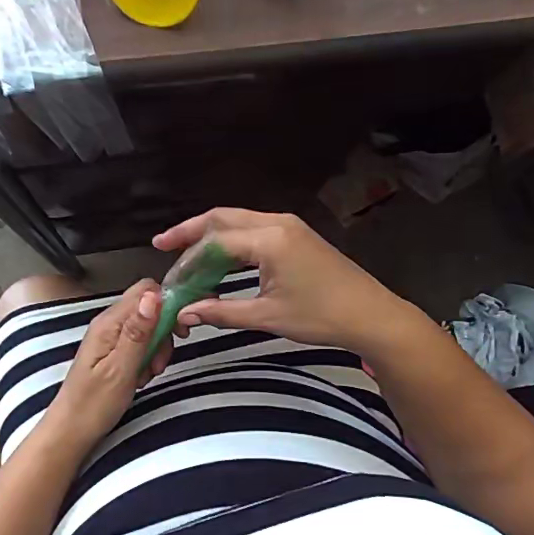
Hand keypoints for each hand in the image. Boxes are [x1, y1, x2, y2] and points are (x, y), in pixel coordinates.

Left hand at [37, 280, 173, 451]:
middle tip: (161, 362)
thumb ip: (138, 332)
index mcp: (109, 323)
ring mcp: (110, 337)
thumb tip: (153, 296)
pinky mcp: (113, 352)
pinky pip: (140, 344)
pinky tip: (141, 377)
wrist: (71, 432)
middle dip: (164, 331)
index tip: (180, 331)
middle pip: (149, 308)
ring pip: (148, 328)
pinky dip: (148, 359)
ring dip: (157, 349)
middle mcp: (109, 323)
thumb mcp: (120, 369)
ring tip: (148, 374)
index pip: (146, 290)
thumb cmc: (93, 405)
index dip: (168, 304)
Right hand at [152, 208, 425, 357]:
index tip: (171, 282)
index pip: (214, 243)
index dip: (187, 262)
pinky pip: (254, 228)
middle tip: (162, 245)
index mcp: (269, 239)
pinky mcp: (296, 235)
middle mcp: (276, 222)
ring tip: (184, 251)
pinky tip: (220, 256)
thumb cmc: (320, 317)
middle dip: (190, 231)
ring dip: (210, 234)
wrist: (371, 315)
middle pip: (222, 218)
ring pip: (238, 220)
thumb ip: (221, 312)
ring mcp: (289, 225)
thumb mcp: (267, 317)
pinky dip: (231, 239)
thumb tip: (184, 314)